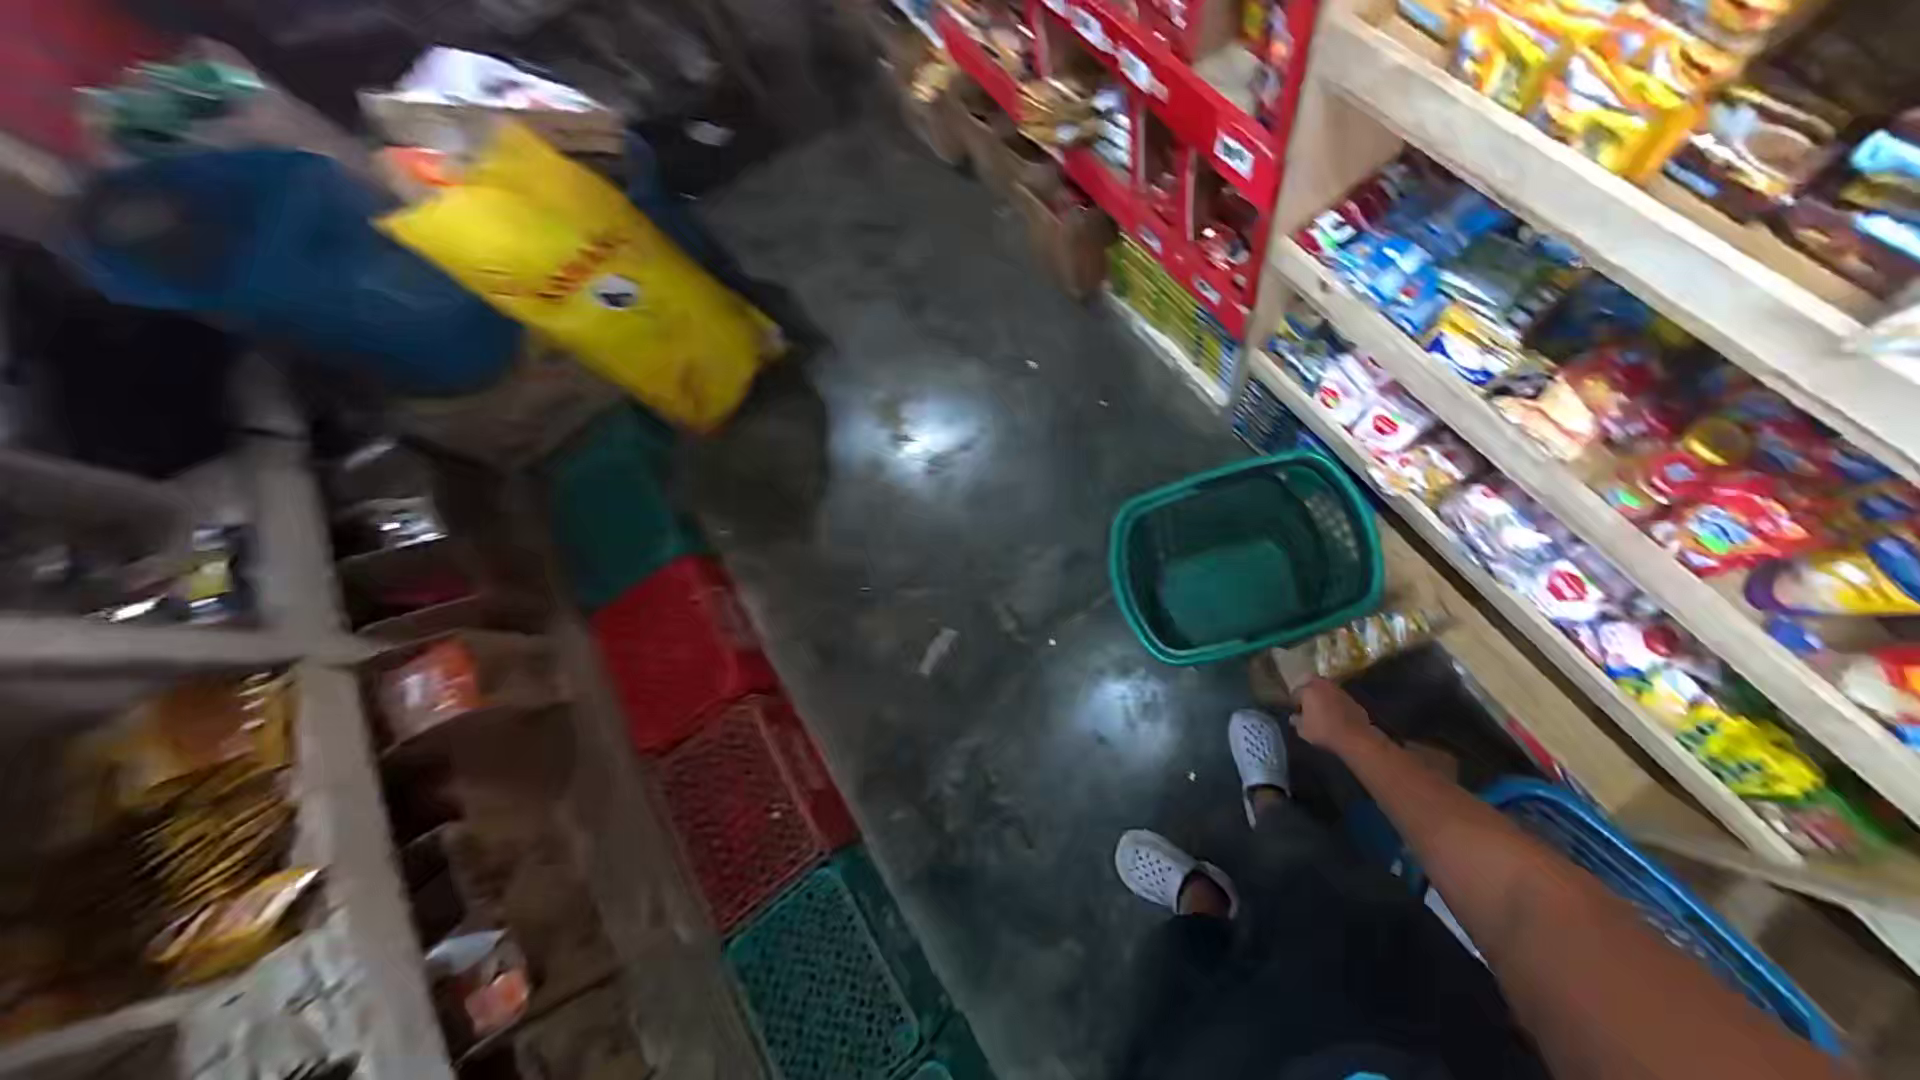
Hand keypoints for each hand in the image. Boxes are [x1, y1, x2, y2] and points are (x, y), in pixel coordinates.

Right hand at [1291, 678, 1377, 753]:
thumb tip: (1295, 717)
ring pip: (1327, 689)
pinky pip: (1339, 698)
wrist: (1356, 738)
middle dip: (1308, 691)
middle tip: (1307, 704)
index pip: (1295, 692)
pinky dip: (1335, 703)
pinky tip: (1335, 716)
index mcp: (1308, 689)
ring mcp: (1340, 691)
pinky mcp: (1353, 700)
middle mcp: (1324, 685)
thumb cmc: (1324, 731)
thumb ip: (1297, 721)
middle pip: (1312, 683)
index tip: (1296, 712)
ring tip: (1322, 710)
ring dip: (1323, 696)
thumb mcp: (1303, 730)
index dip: (1294, 702)